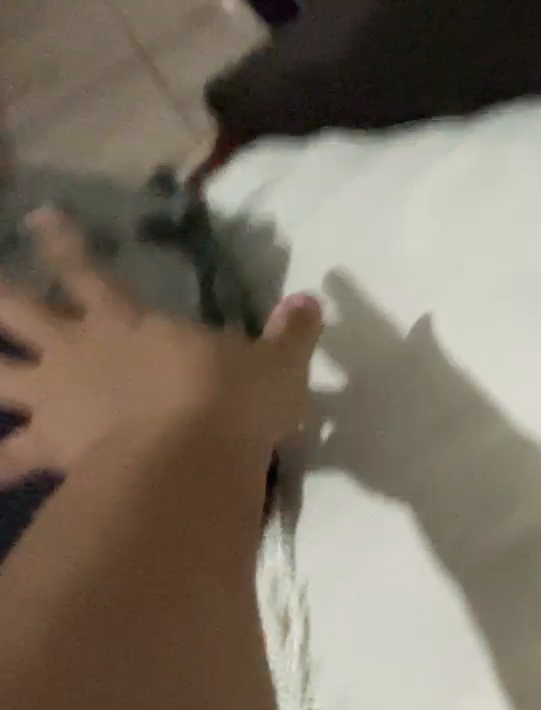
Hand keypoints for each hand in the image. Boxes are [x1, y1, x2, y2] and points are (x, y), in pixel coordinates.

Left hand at [0, 207, 322, 482]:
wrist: (194, 454)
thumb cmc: (239, 401)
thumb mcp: (282, 364)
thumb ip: (292, 333)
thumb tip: (308, 298)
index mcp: (133, 324)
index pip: (90, 273)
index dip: (65, 245)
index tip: (40, 218)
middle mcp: (81, 349)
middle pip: (18, 309)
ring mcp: (57, 395)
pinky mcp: (53, 442)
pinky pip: (12, 457)